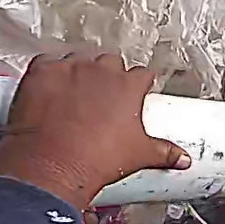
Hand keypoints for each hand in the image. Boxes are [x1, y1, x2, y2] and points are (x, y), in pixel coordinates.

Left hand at [0, 53, 190, 208]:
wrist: (53, 164)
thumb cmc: (96, 159)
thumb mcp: (138, 155)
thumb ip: (164, 152)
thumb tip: (183, 159)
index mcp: (128, 85)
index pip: (141, 75)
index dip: (138, 85)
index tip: (134, 94)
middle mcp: (100, 70)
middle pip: (109, 62)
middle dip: (107, 76)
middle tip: (100, 99)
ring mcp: (69, 67)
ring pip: (78, 59)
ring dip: (77, 72)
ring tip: (71, 95)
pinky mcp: (41, 71)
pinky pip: (46, 62)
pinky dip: (47, 73)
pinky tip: (47, 89)